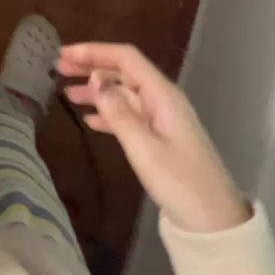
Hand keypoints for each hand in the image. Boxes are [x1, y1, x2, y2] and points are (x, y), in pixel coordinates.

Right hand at [59, 43, 249, 233]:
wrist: (215, 222)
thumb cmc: (181, 184)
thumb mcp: (145, 150)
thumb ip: (119, 113)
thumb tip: (95, 78)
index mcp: (162, 95)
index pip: (126, 58)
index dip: (94, 52)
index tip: (64, 53)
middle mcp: (163, 99)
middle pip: (124, 71)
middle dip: (92, 66)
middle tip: (59, 67)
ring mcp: (162, 118)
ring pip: (124, 92)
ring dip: (97, 89)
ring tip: (67, 92)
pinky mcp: (161, 136)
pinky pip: (130, 113)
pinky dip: (109, 112)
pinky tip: (90, 119)